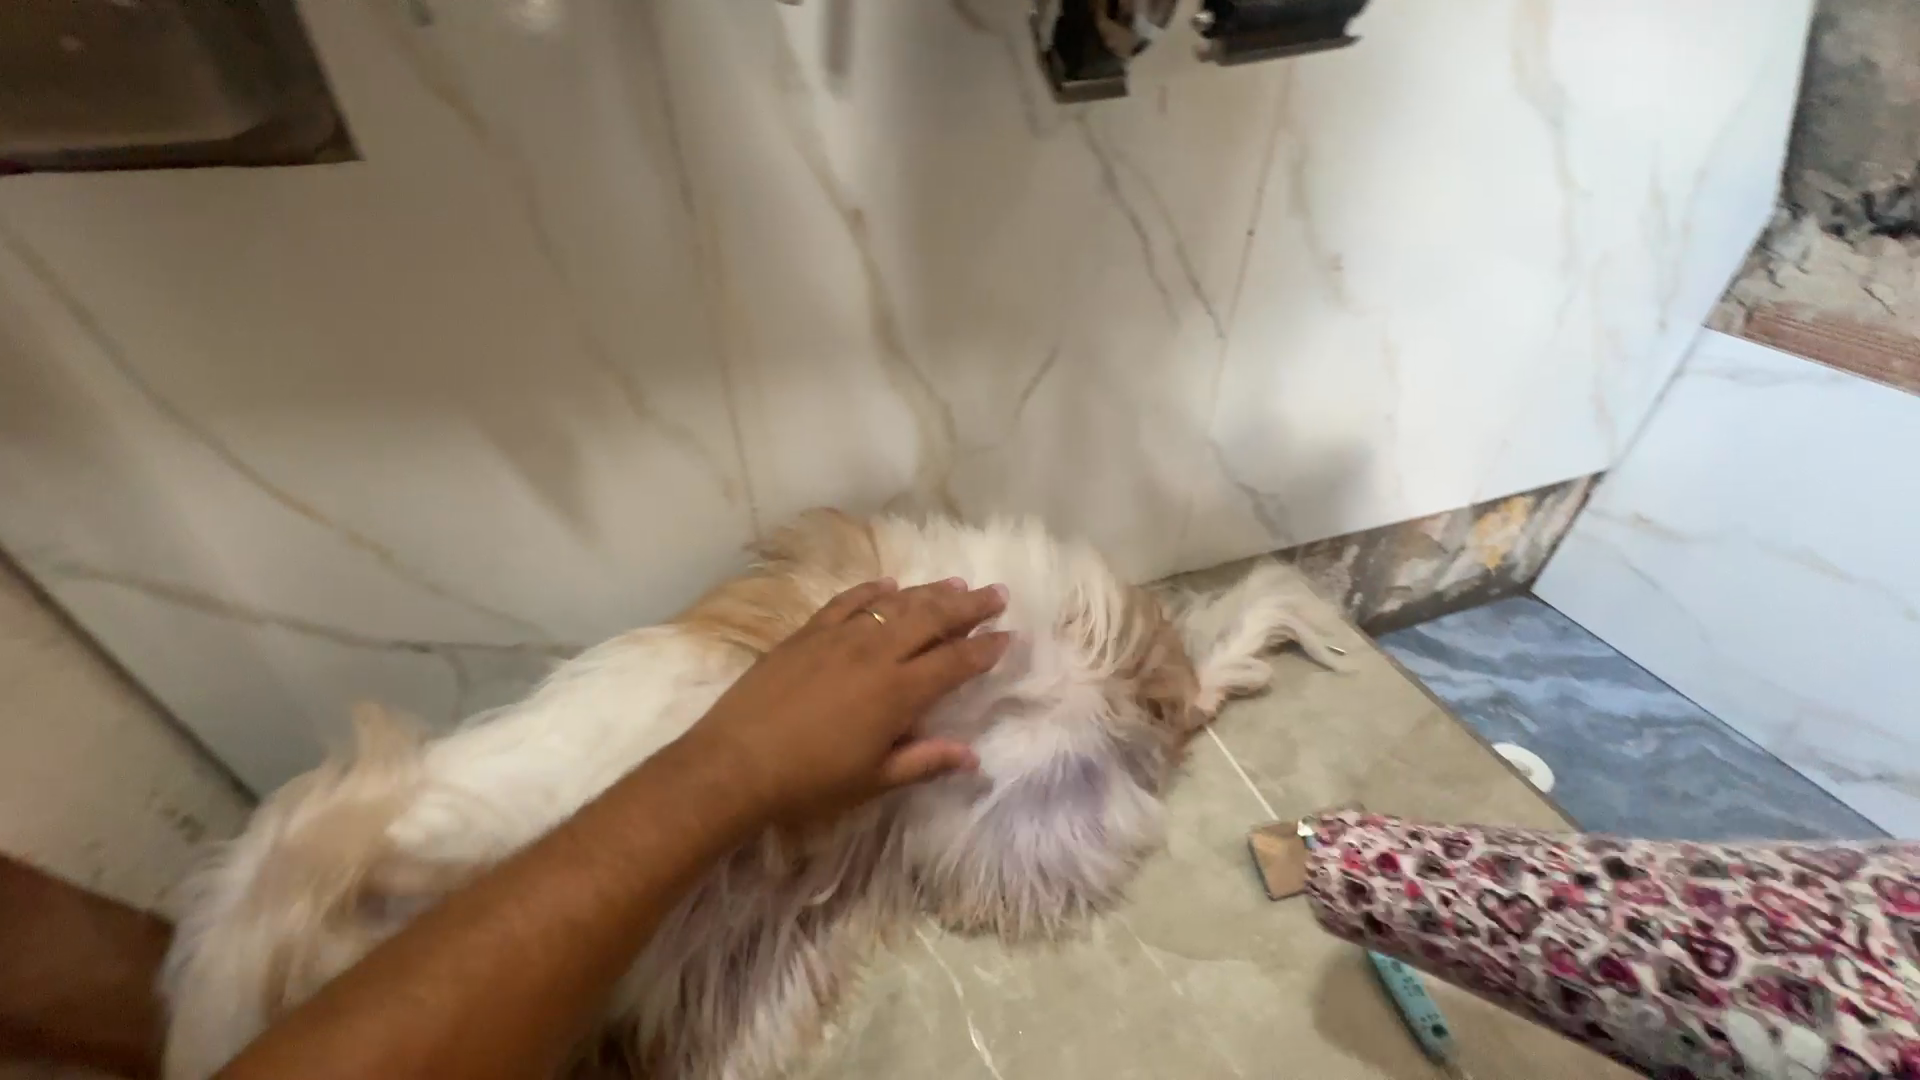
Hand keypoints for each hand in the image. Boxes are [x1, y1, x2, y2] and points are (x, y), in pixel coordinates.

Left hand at [682, 578, 1010, 824]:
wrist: (735, 763)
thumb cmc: (810, 781)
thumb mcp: (873, 781)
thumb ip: (925, 761)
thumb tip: (973, 757)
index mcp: (899, 692)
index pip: (955, 662)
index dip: (986, 649)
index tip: (1008, 636)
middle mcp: (876, 653)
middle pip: (933, 620)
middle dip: (969, 607)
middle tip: (997, 594)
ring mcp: (840, 636)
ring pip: (896, 604)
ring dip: (930, 593)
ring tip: (956, 584)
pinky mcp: (808, 632)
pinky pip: (848, 601)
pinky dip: (872, 590)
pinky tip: (888, 585)